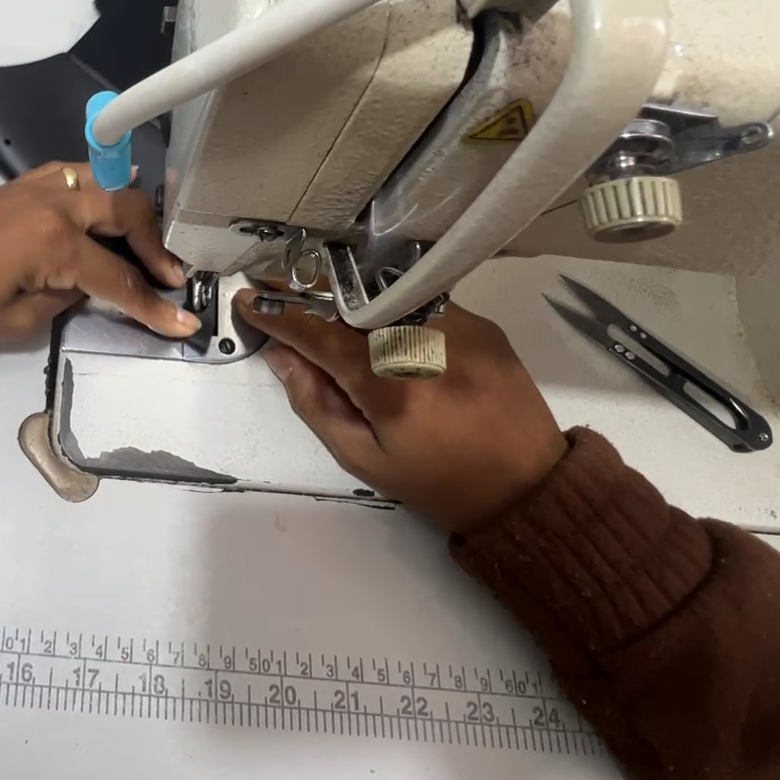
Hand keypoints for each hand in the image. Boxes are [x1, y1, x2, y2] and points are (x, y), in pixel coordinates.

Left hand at [0, 163, 198, 347]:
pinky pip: (75, 176)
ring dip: (130, 211)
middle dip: (155, 244)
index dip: (153, 305)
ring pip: (105, 181)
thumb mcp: (19, 321)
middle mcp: (54, 202)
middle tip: (168, 274)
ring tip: (141, 244)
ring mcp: (36, 185)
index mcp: (54, 241)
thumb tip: (93, 281)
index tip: (185, 322)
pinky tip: (102, 215)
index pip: (119, 277)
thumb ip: (69, 296)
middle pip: (126, 211)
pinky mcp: (20, 184)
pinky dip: (99, 191)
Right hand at [234, 294, 567, 533]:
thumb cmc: (438, 484)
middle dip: (306, 293)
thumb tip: (280, 355)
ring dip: (347, 299)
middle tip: (275, 288)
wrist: (531, 490)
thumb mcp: (364, 459)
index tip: (248, 302)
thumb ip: (315, 402)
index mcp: (390, 385)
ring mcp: (457, 327)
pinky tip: (385, 329)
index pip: (318, 335)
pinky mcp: (481, 324)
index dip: (277, 316)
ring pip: (383, 296)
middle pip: (348, 301)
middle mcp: (424, 343)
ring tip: (327, 309)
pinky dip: (391, 310)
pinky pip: (419, 303)